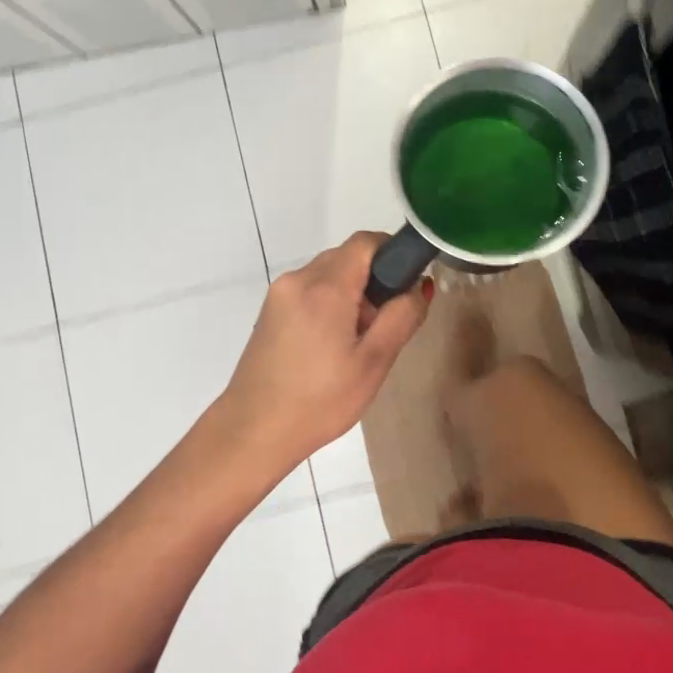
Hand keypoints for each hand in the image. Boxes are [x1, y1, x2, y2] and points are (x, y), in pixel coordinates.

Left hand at [218, 232, 432, 466]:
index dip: (393, 254)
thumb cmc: (321, 401)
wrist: (253, 430)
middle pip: (346, 257)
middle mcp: (298, 278)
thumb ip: (401, 317)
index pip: (366, 241)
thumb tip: (418, 286)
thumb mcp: (374, 363)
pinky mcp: (269, 311)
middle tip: (382, 327)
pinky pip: (309, 291)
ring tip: (355, 344)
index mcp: (325, 286)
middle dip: (372, 280)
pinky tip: (329, 347)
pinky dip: (328, 304)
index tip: (406, 288)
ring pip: (327, 275)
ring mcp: (279, 294)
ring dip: (350, 294)